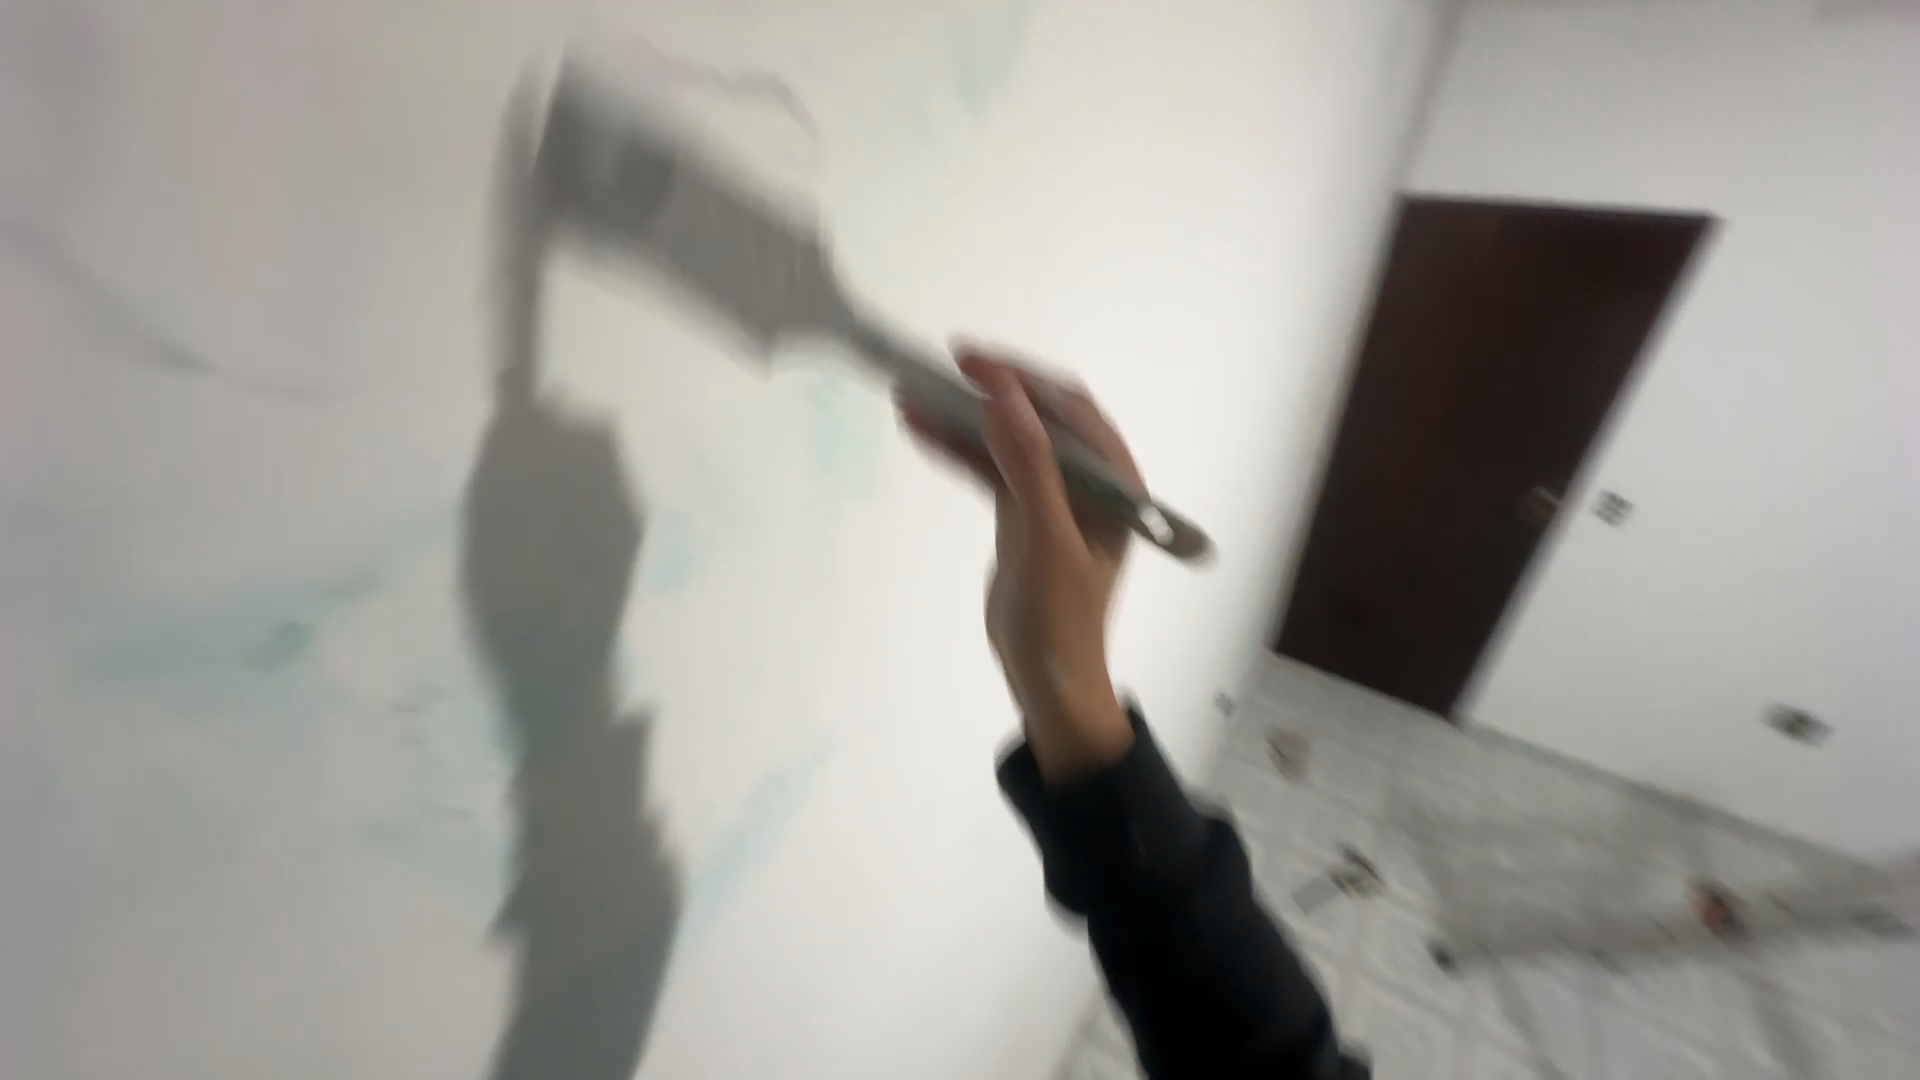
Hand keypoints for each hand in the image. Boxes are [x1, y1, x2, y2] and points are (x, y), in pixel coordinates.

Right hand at [897, 344, 1138, 783]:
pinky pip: (990, 470)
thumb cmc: (1059, 618)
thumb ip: (1029, 466)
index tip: (970, 363)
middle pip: (1035, 418)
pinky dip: (959, 451)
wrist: (1045, 678)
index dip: (1021, 380)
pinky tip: (922, 433)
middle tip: (933, 372)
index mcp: (1113, 481)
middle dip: (986, 394)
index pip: (1070, 411)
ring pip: (1006, 442)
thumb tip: (1006, 395)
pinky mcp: (1022, 512)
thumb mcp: (1046, 540)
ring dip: (963, 421)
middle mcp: (1087, 479)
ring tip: (909, 399)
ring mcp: (1052, 494)